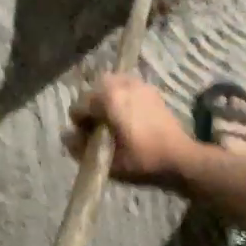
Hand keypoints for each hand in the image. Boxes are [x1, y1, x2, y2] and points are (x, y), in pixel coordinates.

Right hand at [64, 74, 197, 188]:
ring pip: (111, 84)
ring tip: (113, 121)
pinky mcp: (151, 90)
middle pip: (94, 90)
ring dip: (106, 99)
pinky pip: (127, 86)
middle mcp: (122, 84)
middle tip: (99, 129)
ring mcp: (139, 84)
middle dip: (92, 107)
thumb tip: (66, 135)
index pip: (79, 106)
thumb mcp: (106, 161)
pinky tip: (129, 117)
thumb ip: (80, 148)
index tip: (88, 139)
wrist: (180, 158)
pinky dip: (122, 97)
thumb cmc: (142, 161)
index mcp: (108, 98)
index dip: (79, 123)